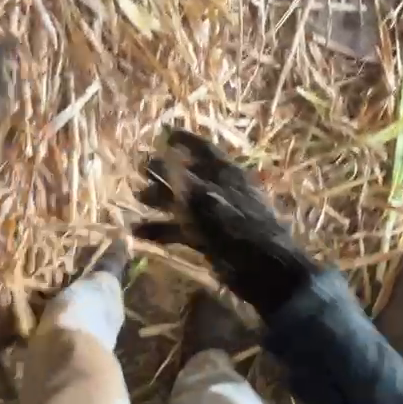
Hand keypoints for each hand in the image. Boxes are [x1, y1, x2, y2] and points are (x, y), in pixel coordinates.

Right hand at [133, 130, 315, 314]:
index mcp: (227, 174)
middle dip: (165, 172)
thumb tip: (164, 162)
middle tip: (143, 170)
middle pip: (188, 175)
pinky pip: (181, 229)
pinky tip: (139, 232)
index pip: (204, 149)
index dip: (185, 140)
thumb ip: (184, 182)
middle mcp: (220, 190)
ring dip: (161, 199)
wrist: (264, 268)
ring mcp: (214, 215)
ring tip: (139, 198)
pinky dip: (162, 229)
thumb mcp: (208, 199)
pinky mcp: (209, 239)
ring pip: (183, 202)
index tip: (165, 135)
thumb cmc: (239, 227)